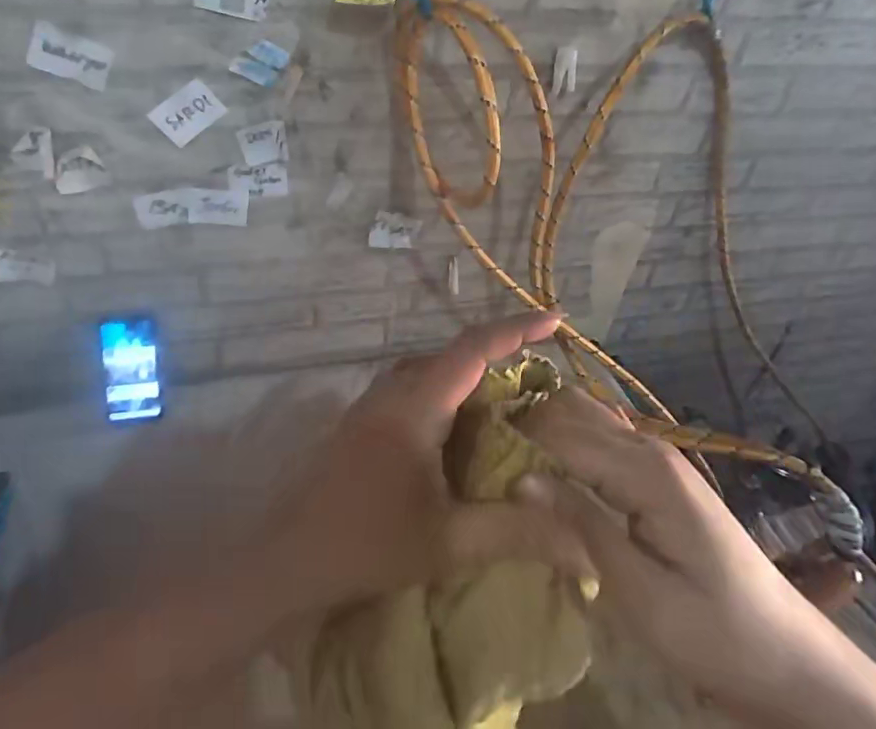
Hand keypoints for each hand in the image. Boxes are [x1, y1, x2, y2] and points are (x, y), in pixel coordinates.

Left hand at [262, 312, 591, 607]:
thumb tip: (587, 546)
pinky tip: (462, 429)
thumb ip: (518, 533)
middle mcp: (393, 390)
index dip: (518, 328)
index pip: (473, 348)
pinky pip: (416, 389)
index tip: (558, 318)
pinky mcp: (364, 421)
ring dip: (471, 376)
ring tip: (511, 398)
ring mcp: (373, 403)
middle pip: (454, 355)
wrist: (288, 558)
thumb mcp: (450, 542)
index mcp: (415, 404)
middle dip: (501, 354)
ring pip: (432, 371)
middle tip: (544, 375)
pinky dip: (449, 395)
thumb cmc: (367, 543)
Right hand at [514, 388, 875, 728]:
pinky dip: (568, 442)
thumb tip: (520, 476)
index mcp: (644, 470)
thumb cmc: (714, 632)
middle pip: (569, 408)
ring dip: (544, 429)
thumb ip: (581, 525)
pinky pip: (602, 439)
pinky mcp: (659, 475)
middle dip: (524, 423)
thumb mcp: (640, 593)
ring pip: (585, 416)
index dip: (513, 437)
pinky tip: (547, 471)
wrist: (790, 658)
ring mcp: (657, 457)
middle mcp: (649, 447)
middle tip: (482, 457)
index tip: (471, 456)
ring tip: (506, 461)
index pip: (559, 430)